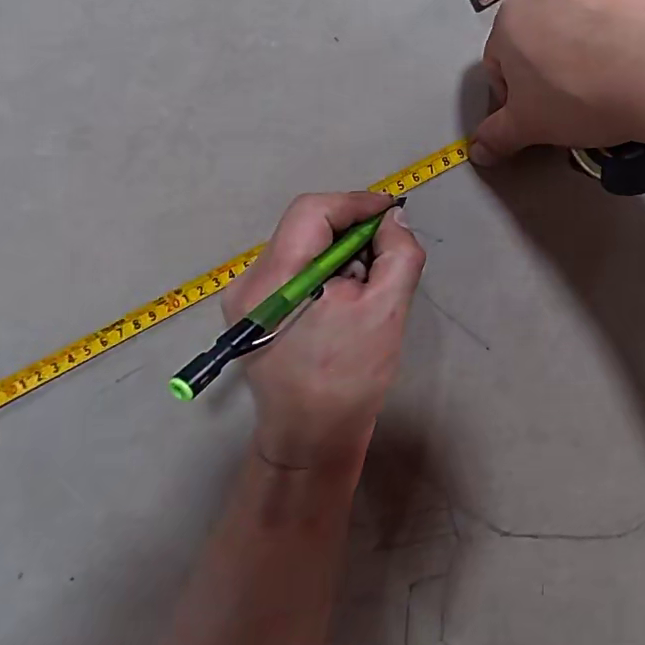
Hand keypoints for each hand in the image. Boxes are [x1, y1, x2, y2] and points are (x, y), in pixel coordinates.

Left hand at [223, 191, 425, 471]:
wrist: (311, 440)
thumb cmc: (349, 379)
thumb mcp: (386, 312)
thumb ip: (398, 255)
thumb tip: (392, 219)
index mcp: (273, 280)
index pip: (312, 212)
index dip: (355, 204)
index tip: (391, 212)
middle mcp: (249, 281)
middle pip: (304, 227)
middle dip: (350, 231)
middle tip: (385, 252)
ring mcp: (246, 297)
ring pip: (301, 246)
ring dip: (339, 252)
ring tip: (365, 286)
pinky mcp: (253, 310)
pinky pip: (294, 268)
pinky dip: (324, 269)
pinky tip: (344, 299)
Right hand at [471, 0, 644, 163]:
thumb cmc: (584, 93)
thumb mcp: (529, 126)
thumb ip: (498, 136)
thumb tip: (481, 148)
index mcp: (509, 18)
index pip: (497, 67)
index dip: (514, 102)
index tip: (535, 121)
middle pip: (535, 43)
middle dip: (545, 77)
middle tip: (567, 110)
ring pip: (572, 31)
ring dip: (578, 60)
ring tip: (601, 93)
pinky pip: (609, 22)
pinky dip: (612, 46)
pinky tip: (626, 74)